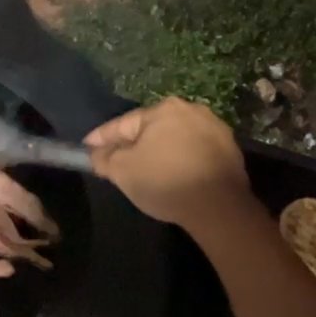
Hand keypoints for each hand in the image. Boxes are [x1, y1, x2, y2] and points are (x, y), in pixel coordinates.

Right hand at [86, 98, 251, 228]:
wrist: (219, 206)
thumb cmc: (165, 181)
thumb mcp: (123, 172)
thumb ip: (104, 158)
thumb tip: (95, 153)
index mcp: (162, 109)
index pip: (122, 124)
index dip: (101, 138)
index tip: (86, 148)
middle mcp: (190, 110)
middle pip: (150, 129)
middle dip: (131, 144)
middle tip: (115, 162)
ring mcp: (214, 128)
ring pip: (174, 138)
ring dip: (158, 151)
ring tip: (146, 170)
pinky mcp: (229, 149)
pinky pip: (193, 151)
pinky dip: (180, 160)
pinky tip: (174, 175)